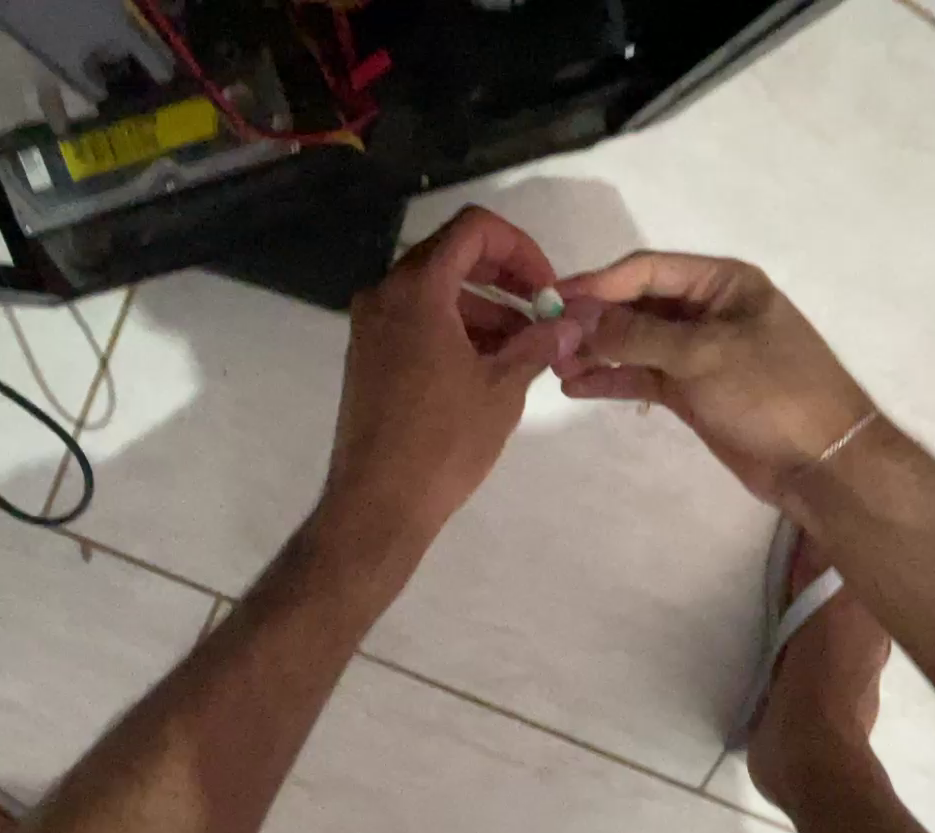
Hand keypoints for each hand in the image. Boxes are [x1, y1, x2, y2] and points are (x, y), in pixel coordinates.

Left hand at [316, 207, 581, 553]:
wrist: (378, 502)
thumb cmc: (444, 443)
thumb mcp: (501, 389)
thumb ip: (537, 344)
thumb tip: (568, 325)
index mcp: (417, 290)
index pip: (473, 230)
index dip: (520, 247)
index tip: (545, 287)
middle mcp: (384, 296)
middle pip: (450, 256)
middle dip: (502, 277)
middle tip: (539, 311)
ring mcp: (369, 327)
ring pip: (432, 292)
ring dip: (480, 308)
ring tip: (521, 345)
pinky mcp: (366, 357)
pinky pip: (413, 322)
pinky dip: (450, 329)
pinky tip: (484, 363)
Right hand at [555, 252, 874, 501]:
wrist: (817, 460)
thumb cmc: (771, 392)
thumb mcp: (705, 354)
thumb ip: (640, 335)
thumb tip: (580, 319)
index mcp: (721, 284)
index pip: (647, 271)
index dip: (599, 284)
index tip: (555, 300)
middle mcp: (704, 311)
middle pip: (635, 306)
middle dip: (592, 322)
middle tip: (548, 341)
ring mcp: (695, 353)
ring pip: (633, 344)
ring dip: (596, 353)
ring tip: (554, 368)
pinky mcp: (688, 390)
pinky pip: (640, 377)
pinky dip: (611, 380)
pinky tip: (576, 387)